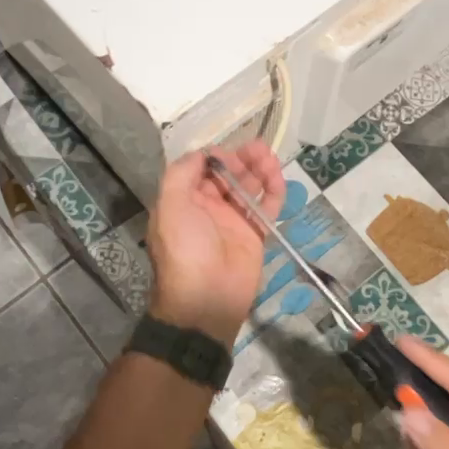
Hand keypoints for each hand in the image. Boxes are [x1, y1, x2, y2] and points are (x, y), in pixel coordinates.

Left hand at [145, 142, 284, 343]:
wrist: (206, 298)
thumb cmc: (185, 249)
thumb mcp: (170, 207)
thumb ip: (181, 175)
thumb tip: (202, 154)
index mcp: (185, 200)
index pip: (202, 169)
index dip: (216, 157)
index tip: (227, 153)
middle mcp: (209, 207)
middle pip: (228, 174)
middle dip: (242, 158)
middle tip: (257, 150)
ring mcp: (233, 220)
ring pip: (249, 186)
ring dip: (260, 169)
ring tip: (270, 157)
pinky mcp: (255, 234)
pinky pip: (267, 206)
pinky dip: (274, 190)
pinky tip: (278, 177)